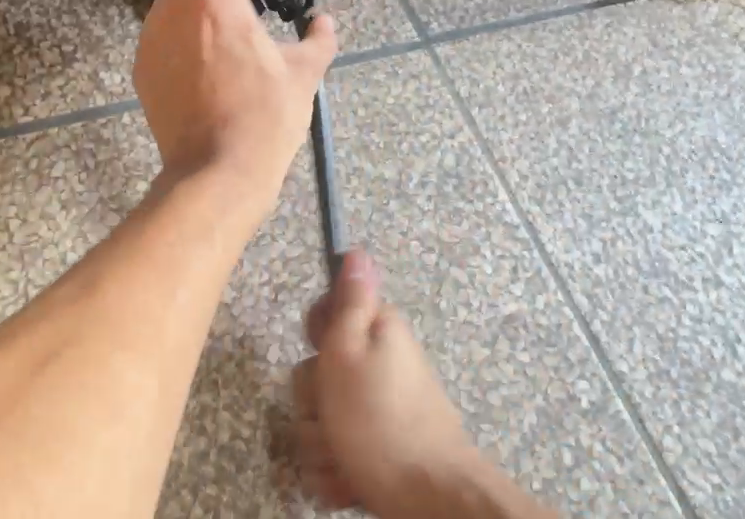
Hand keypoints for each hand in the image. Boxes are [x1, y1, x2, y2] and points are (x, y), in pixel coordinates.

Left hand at [132, 0, 337, 201]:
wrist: (216, 171)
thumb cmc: (263, 118)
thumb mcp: (303, 75)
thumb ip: (317, 39)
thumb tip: (324, 22)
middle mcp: (176, 8)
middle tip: (241, 5)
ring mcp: (152, 37)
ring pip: (170, 0)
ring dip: (194, 6)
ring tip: (222, 37)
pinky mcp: (142, 66)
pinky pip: (159, 33)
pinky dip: (178, 37)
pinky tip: (202, 65)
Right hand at [293, 250, 514, 518]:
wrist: (430, 499)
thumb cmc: (381, 421)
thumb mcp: (350, 351)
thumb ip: (348, 302)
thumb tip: (355, 250)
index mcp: (376, 332)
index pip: (324, 315)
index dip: (316, 338)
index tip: (325, 357)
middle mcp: (379, 365)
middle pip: (316, 372)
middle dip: (314, 403)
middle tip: (332, 415)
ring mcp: (378, 411)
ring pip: (322, 417)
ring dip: (322, 443)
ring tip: (344, 458)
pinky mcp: (377, 450)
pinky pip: (336, 453)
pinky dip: (336, 470)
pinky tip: (348, 481)